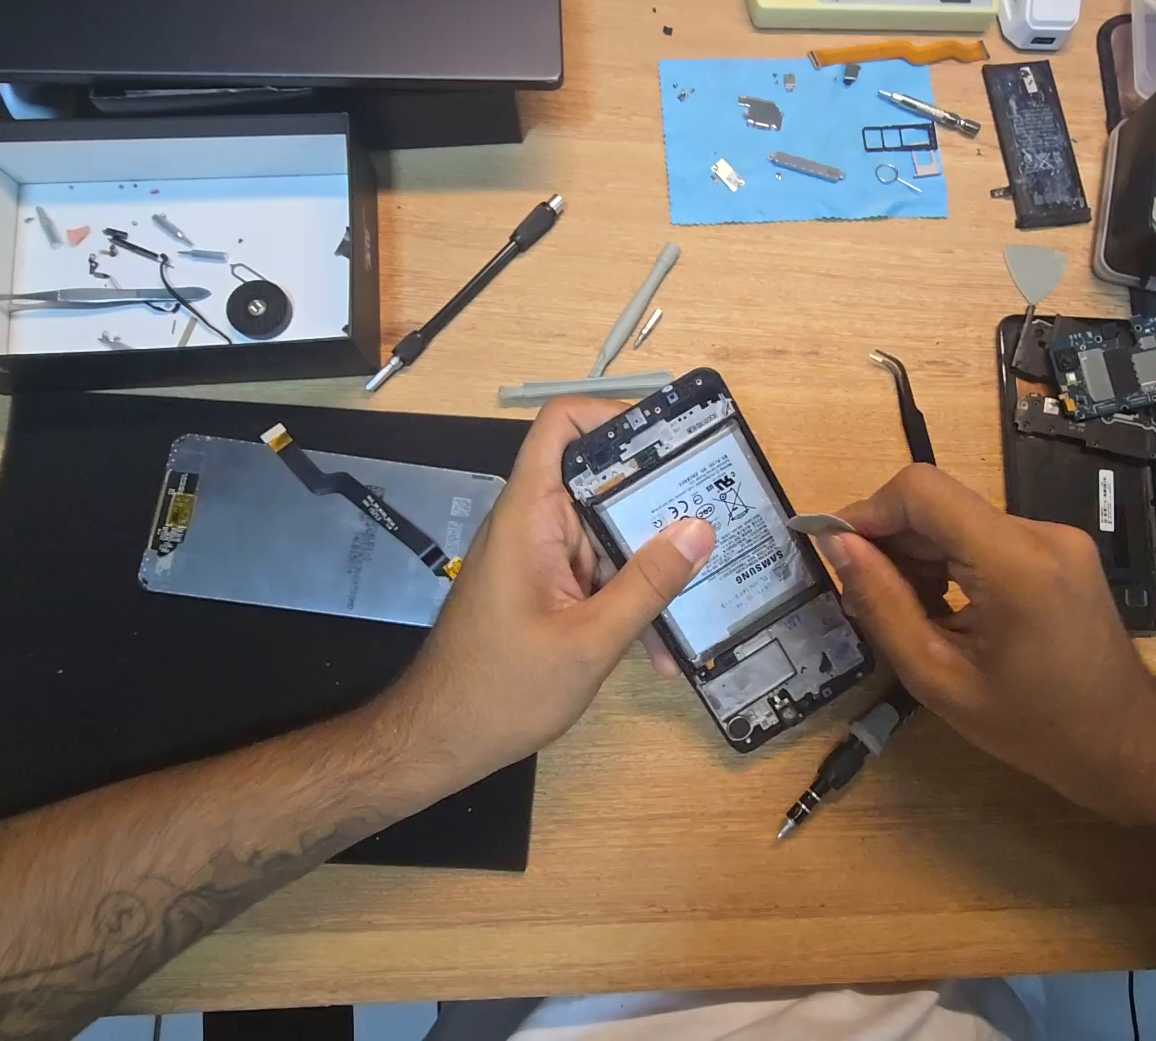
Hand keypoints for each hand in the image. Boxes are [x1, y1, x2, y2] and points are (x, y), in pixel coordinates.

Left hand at [389, 398, 715, 781]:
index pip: (560, 427)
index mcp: (531, 516)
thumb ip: (647, 585)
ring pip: (605, 536)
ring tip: (699, 591)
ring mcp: (541, 558)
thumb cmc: (502, 691)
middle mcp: (535, 524)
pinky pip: (596, 574)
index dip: (612, 414)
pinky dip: (626, 599)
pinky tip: (659, 646)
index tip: (670, 437)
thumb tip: (699, 530)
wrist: (440, 741)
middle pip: (599, 481)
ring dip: (647, 566)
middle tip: (715, 513)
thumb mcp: (589, 641)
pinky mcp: (546, 588)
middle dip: (655, 499)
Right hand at [813, 464, 1155, 823]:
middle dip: (887, 542)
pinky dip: (945, 561)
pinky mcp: (1055, 548)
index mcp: (1015, 564)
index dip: (867, 510)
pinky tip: (938, 607)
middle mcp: (1039, 533)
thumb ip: (881, 604)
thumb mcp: (936, 677)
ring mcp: (1052, 537)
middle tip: (863, 599)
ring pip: (954, 519)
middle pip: (936, 504)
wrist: (1126, 744)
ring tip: (902, 612)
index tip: (836, 550)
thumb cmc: (1030, 726)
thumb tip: (834, 543)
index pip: (922, 491)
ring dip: (914, 555)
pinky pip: (979, 535)